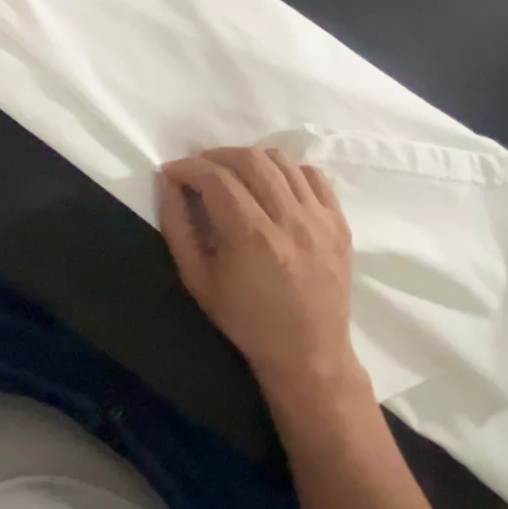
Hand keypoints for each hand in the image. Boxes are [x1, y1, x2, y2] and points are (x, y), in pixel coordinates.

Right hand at [157, 147, 365, 398]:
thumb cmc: (244, 319)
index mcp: (252, 238)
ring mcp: (320, 220)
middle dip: (214, 156)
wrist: (308, 352)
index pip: (216, 177)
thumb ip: (177, 225)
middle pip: (250, 159)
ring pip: (281, 160)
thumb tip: (167, 181)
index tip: (173, 173)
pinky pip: (313, 175)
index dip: (188, 167)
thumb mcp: (196, 277)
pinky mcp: (339, 223)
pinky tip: (269, 185)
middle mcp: (290, 221)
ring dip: (248, 158)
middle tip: (198, 170)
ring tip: (231, 173)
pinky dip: (285, 170)